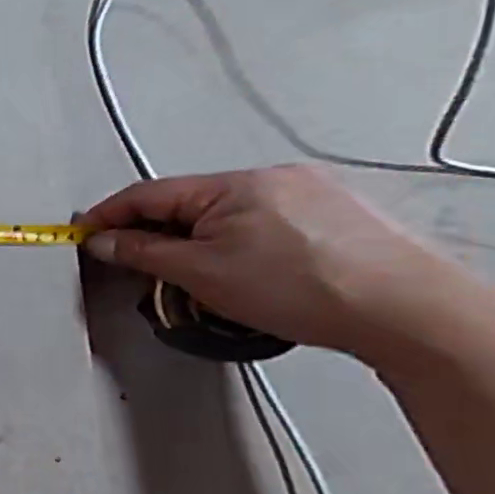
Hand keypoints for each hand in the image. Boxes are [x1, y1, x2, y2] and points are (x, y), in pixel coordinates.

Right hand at [80, 165, 457, 356]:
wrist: (410, 314)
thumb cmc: (311, 289)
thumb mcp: (198, 273)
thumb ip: (140, 252)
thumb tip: (106, 242)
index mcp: (235, 183)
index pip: (146, 194)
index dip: (106, 216)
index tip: (84, 234)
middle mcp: (273, 179)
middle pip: (184, 204)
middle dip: (156, 236)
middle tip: (144, 269)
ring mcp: (308, 196)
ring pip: (222, 217)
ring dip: (198, 244)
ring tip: (203, 281)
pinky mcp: (333, 218)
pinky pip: (259, 225)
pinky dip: (236, 246)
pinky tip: (246, 276)